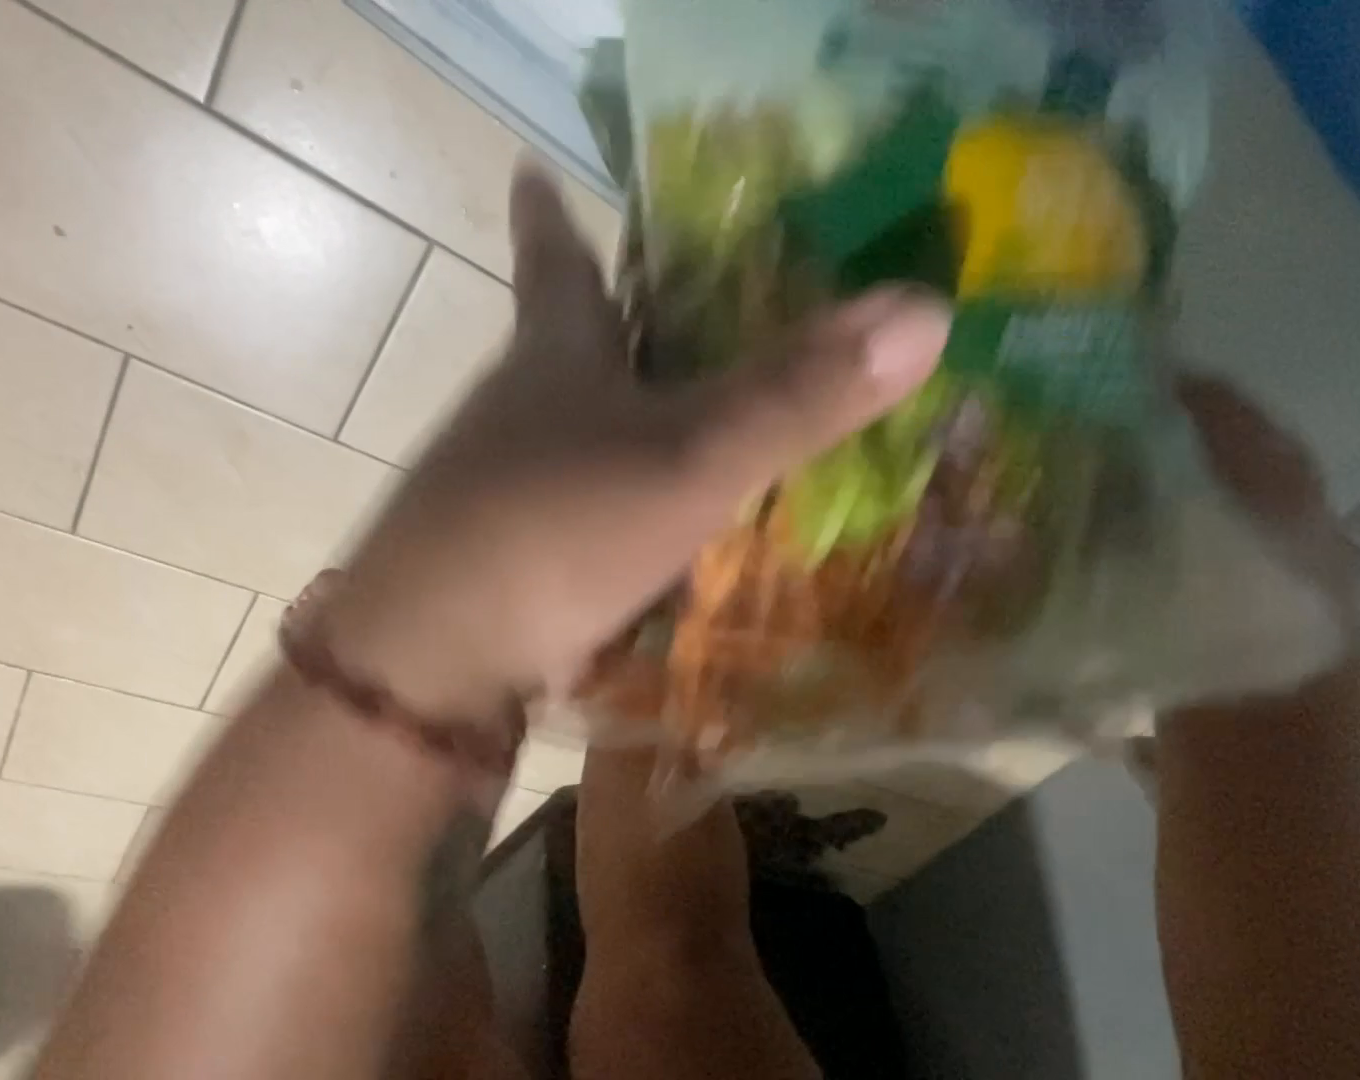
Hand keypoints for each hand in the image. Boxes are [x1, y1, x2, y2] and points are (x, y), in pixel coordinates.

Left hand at [317, 169, 952, 722]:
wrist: (433, 667)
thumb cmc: (556, 531)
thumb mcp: (691, 458)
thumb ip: (799, 395)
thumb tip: (925, 309)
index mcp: (554, 358)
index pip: (557, 262)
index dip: (551, 216)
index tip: (534, 169)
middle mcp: (518, 412)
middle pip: (562, 343)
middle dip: (599, 312)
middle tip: (652, 291)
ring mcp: (502, 486)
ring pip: (570, 427)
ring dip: (613, 408)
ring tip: (670, 399)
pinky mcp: (508, 556)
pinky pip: (579, 503)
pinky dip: (618, 493)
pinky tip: (650, 514)